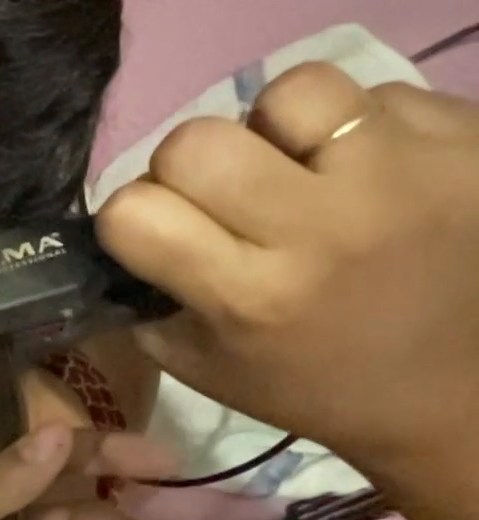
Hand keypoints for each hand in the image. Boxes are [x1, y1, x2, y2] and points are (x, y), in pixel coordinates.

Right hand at [97, 63, 478, 469]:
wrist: (453, 383)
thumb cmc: (301, 383)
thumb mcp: (194, 361)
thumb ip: (147, 296)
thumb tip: (118, 238)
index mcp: (245, 294)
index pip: (132, 211)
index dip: (125, 217)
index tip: (145, 234)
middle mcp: (320, 227)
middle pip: (195, 141)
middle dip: (180, 167)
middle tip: (207, 196)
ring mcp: (404, 173)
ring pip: (289, 92)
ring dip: (269, 126)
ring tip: (286, 166)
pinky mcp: (466, 139)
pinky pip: (373, 95)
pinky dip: (346, 129)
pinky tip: (356, 172)